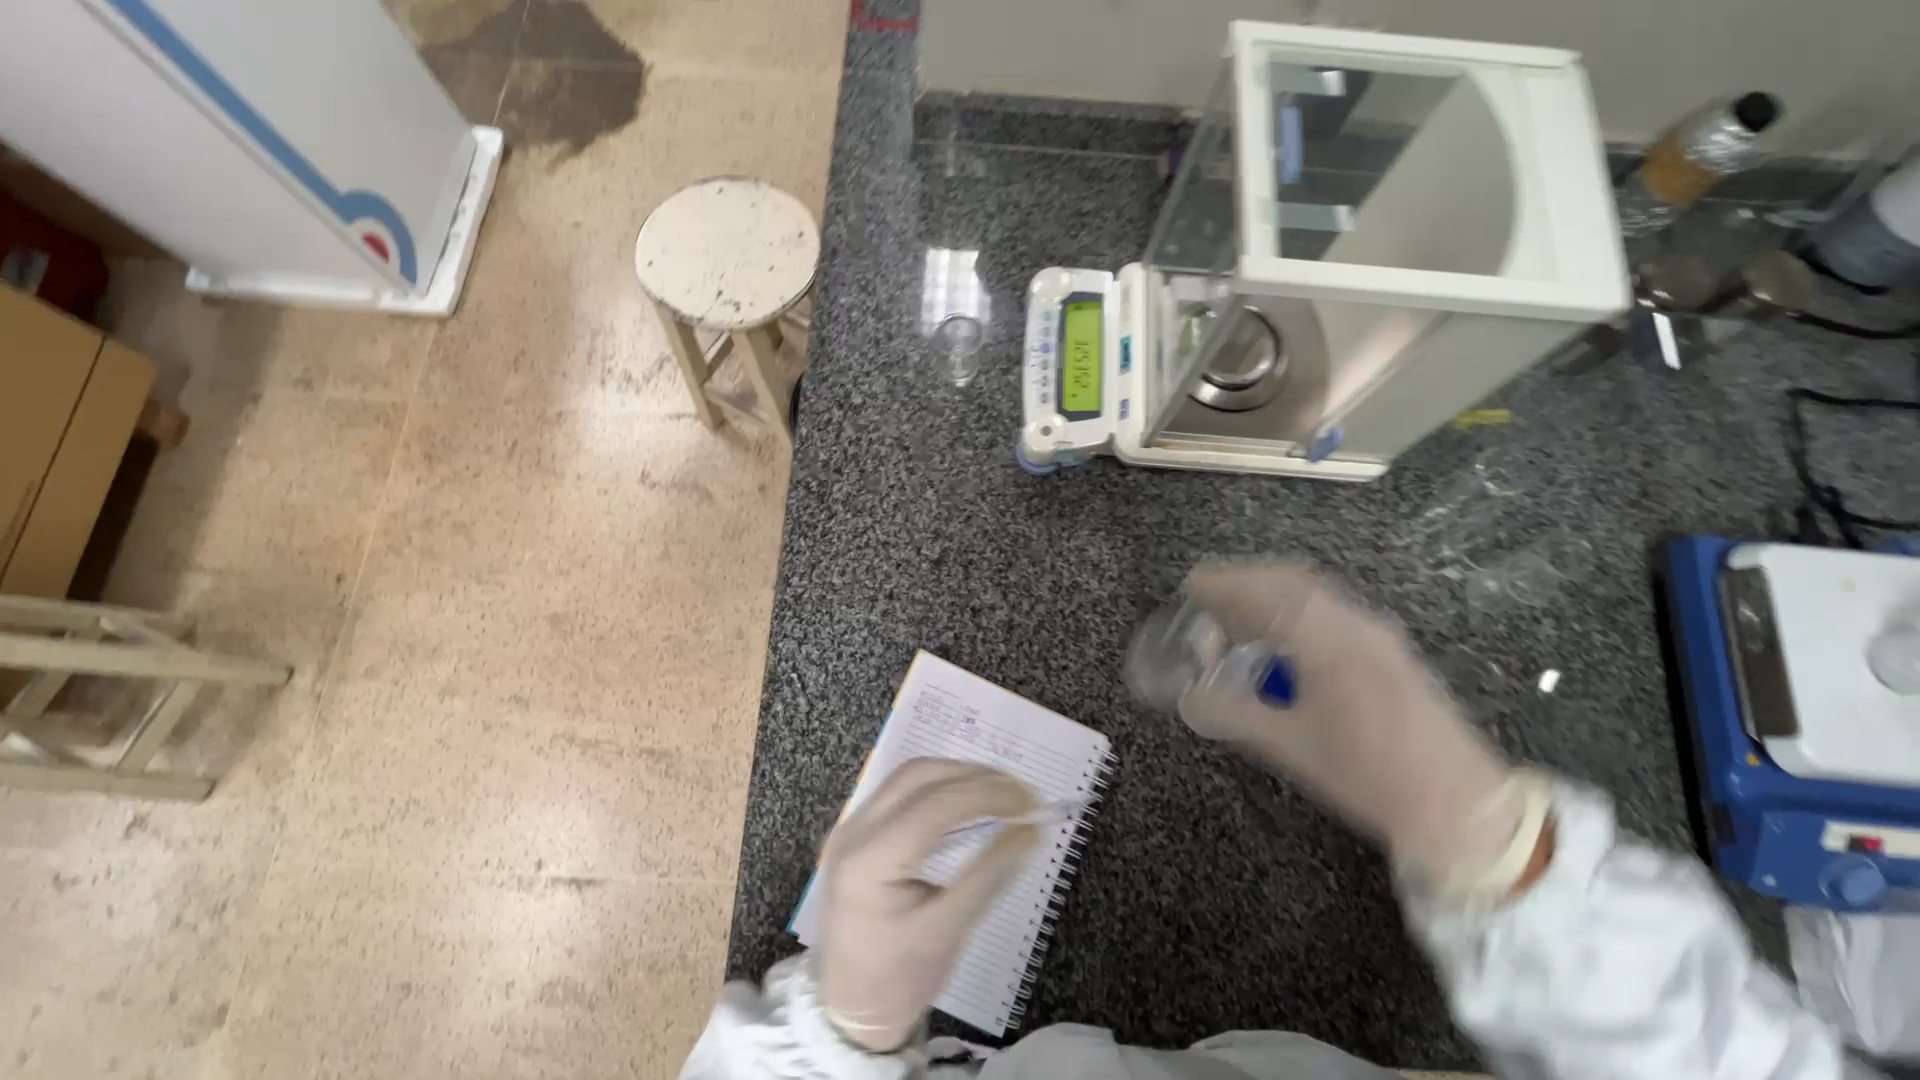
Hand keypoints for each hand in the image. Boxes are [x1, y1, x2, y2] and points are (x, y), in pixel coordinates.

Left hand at [816, 758, 1039, 1051]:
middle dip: (975, 776)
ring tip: (1002, 793)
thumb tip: (1030, 830)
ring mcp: (850, 828)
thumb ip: (988, 875)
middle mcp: (852, 832)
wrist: (849, 1009)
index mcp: (868, 861)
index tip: (1030, 802)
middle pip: (918, 776)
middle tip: (1021, 793)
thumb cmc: (898, 979)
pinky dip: (940, 788)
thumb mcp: (948, 931)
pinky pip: (901, 792)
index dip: (986, 796)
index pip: (934, 807)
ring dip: (958, 775)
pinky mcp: (857, 832)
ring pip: (909, 777)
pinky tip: (970, 802)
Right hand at [1180, 560, 1550, 900]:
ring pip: (1314, 594)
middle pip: (1291, 582)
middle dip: (1245, 584)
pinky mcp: (1391, 651)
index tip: (1191, 584)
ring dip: (1272, 597)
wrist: (1460, 805)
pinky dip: (1297, 612)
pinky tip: (1283, 643)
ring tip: (1239, 623)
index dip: (1222, 584)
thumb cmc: (1367, 774)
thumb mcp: (1289, 747)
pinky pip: (1332, 611)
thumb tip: (1191, 697)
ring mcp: (1378, 634)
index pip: (1264, 593)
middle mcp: (1354, 623)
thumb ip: (1232, 715)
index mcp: (1326, 640)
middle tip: (1209, 601)